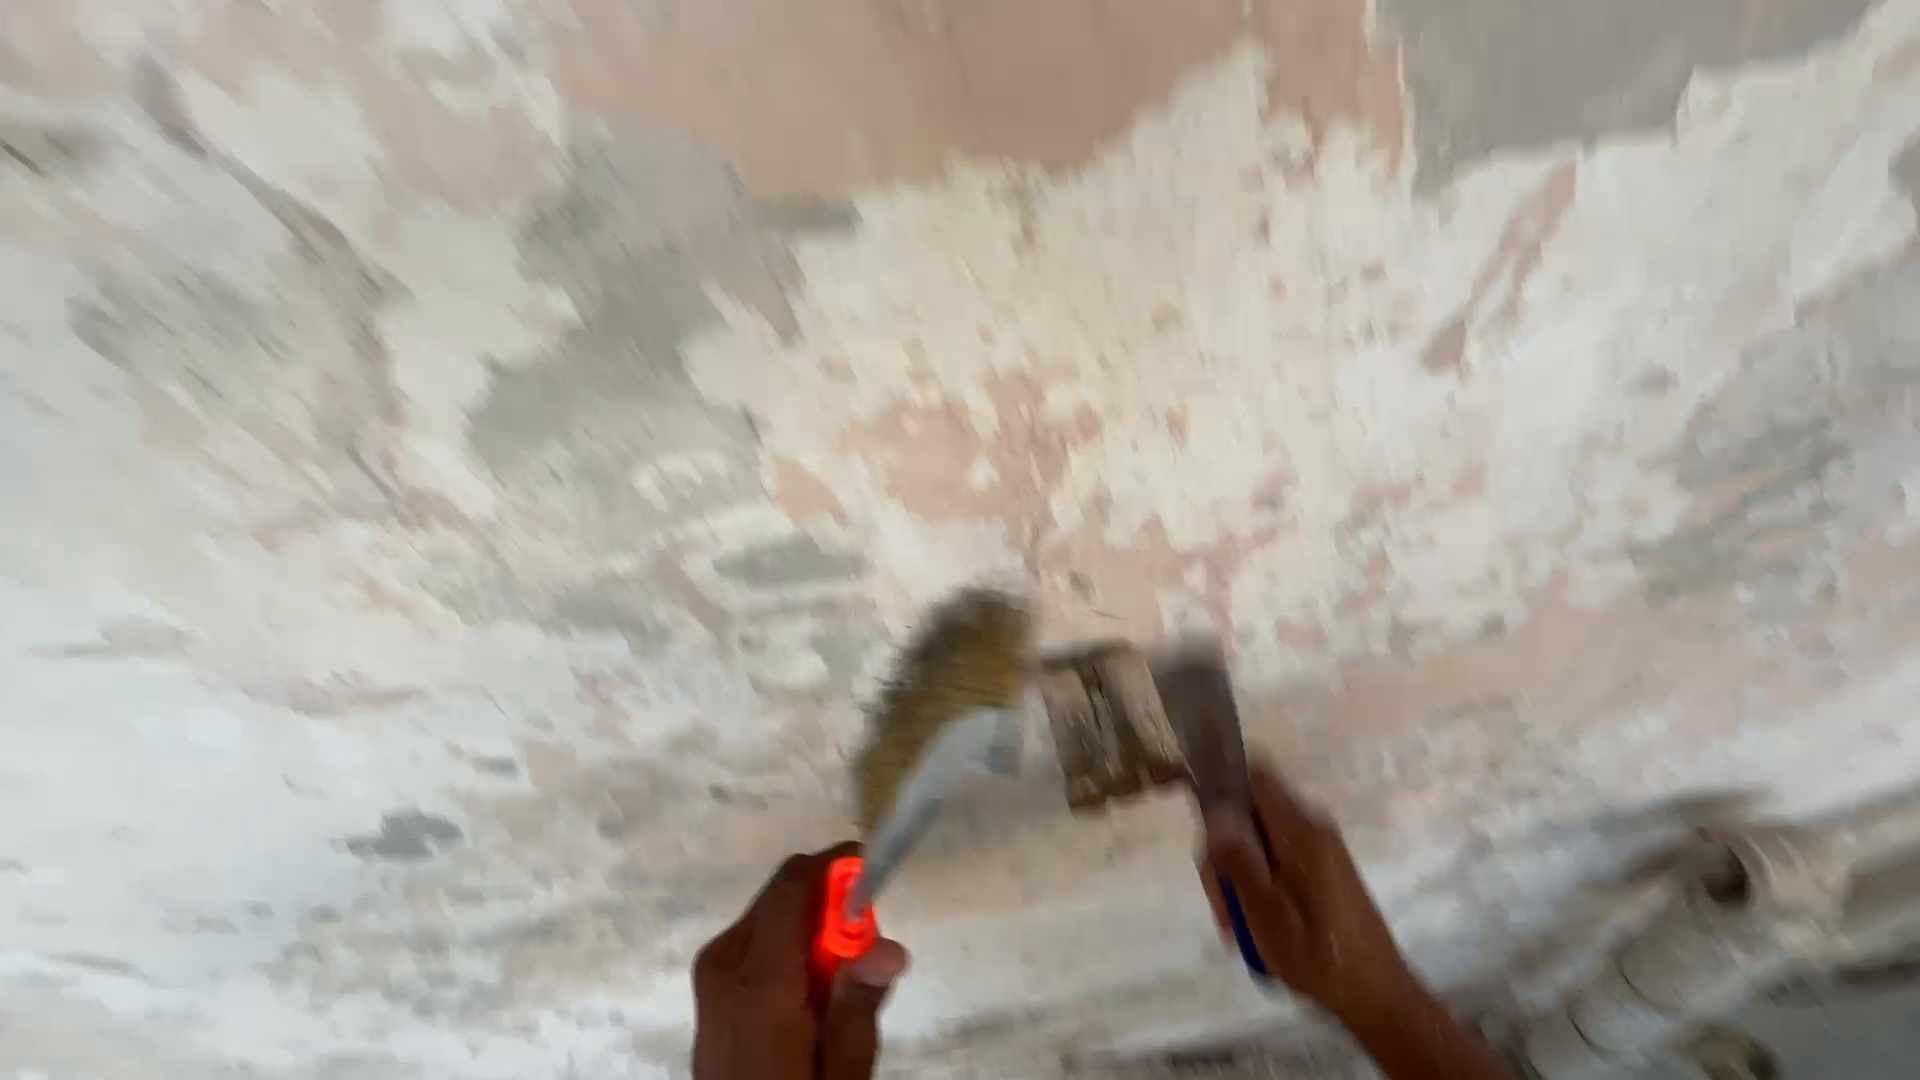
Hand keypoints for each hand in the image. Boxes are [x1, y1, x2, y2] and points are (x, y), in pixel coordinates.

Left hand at [692, 843, 910, 1079]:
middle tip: (863, 946)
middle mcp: (726, 958)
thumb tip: (891, 948)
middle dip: (830, 899)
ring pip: (774, 905)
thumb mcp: (842, 1069)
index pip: (794, 882)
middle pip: (786, 889)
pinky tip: (805, 985)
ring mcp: (712, 966)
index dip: (836, 864)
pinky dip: (789, 937)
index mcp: (759, 979)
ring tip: (835, 976)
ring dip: (812, 919)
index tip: (874, 874)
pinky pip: (758, 928)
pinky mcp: (709, 977)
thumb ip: (859, 1002)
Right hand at [1196, 761, 1419, 1024]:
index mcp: (1301, 833)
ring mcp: (1319, 850)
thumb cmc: (1320, 958)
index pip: (1256, 779)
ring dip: (1238, 875)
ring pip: (1258, 841)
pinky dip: (1258, 883)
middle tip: (1221, 905)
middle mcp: (1311, 830)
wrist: (1380, 1000)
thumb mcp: (1267, 915)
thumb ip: (1238, 862)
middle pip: (1249, 815)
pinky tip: (1255, 923)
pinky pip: (1276, 859)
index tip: (1202, 818)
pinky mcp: (1321, 870)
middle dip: (1224, 853)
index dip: (1223, 786)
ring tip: (1237, 925)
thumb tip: (1213, 814)